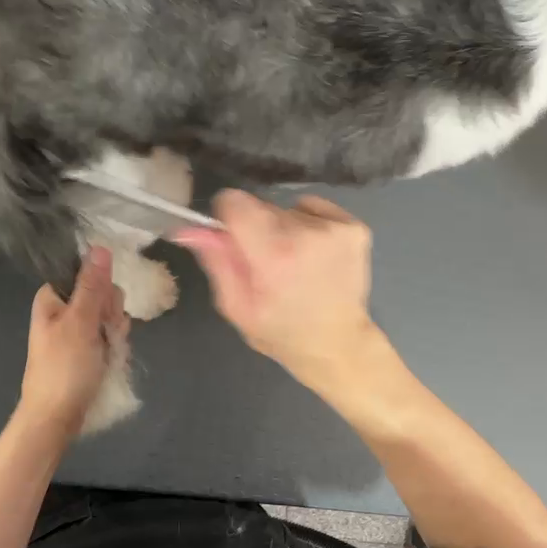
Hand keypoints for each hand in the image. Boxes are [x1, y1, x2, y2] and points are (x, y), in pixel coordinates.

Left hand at [17, 247, 127, 435]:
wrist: (56, 418)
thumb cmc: (64, 369)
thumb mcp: (80, 323)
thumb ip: (92, 286)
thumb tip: (100, 247)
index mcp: (52, 298)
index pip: (88, 275)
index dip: (101, 290)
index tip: (103, 310)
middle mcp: (63, 311)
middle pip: (103, 296)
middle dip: (112, 316)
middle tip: (104, 336)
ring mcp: (76, 333)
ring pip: (111, 318)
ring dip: (115, 335)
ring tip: (107, 354)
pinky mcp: (87, 352)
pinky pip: (110, 339)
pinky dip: (114, 349)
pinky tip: (111, 362)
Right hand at [174, 190, 382, 393]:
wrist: (338, 345)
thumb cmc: (281, 332)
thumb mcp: (237, 307)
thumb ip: (216, 262)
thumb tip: (191, 228)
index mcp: (273, 256)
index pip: (235, 202)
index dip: (228, 217)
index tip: (232, 237)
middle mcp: (306, 234)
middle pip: (262, 206)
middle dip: (257, 229)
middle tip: (267, 265)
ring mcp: (335, 229)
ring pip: (288, 210)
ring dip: (285, 231)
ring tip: (294, 266)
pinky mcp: (355, 228)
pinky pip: (314, 210)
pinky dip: (310, 227)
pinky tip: (314, 257)